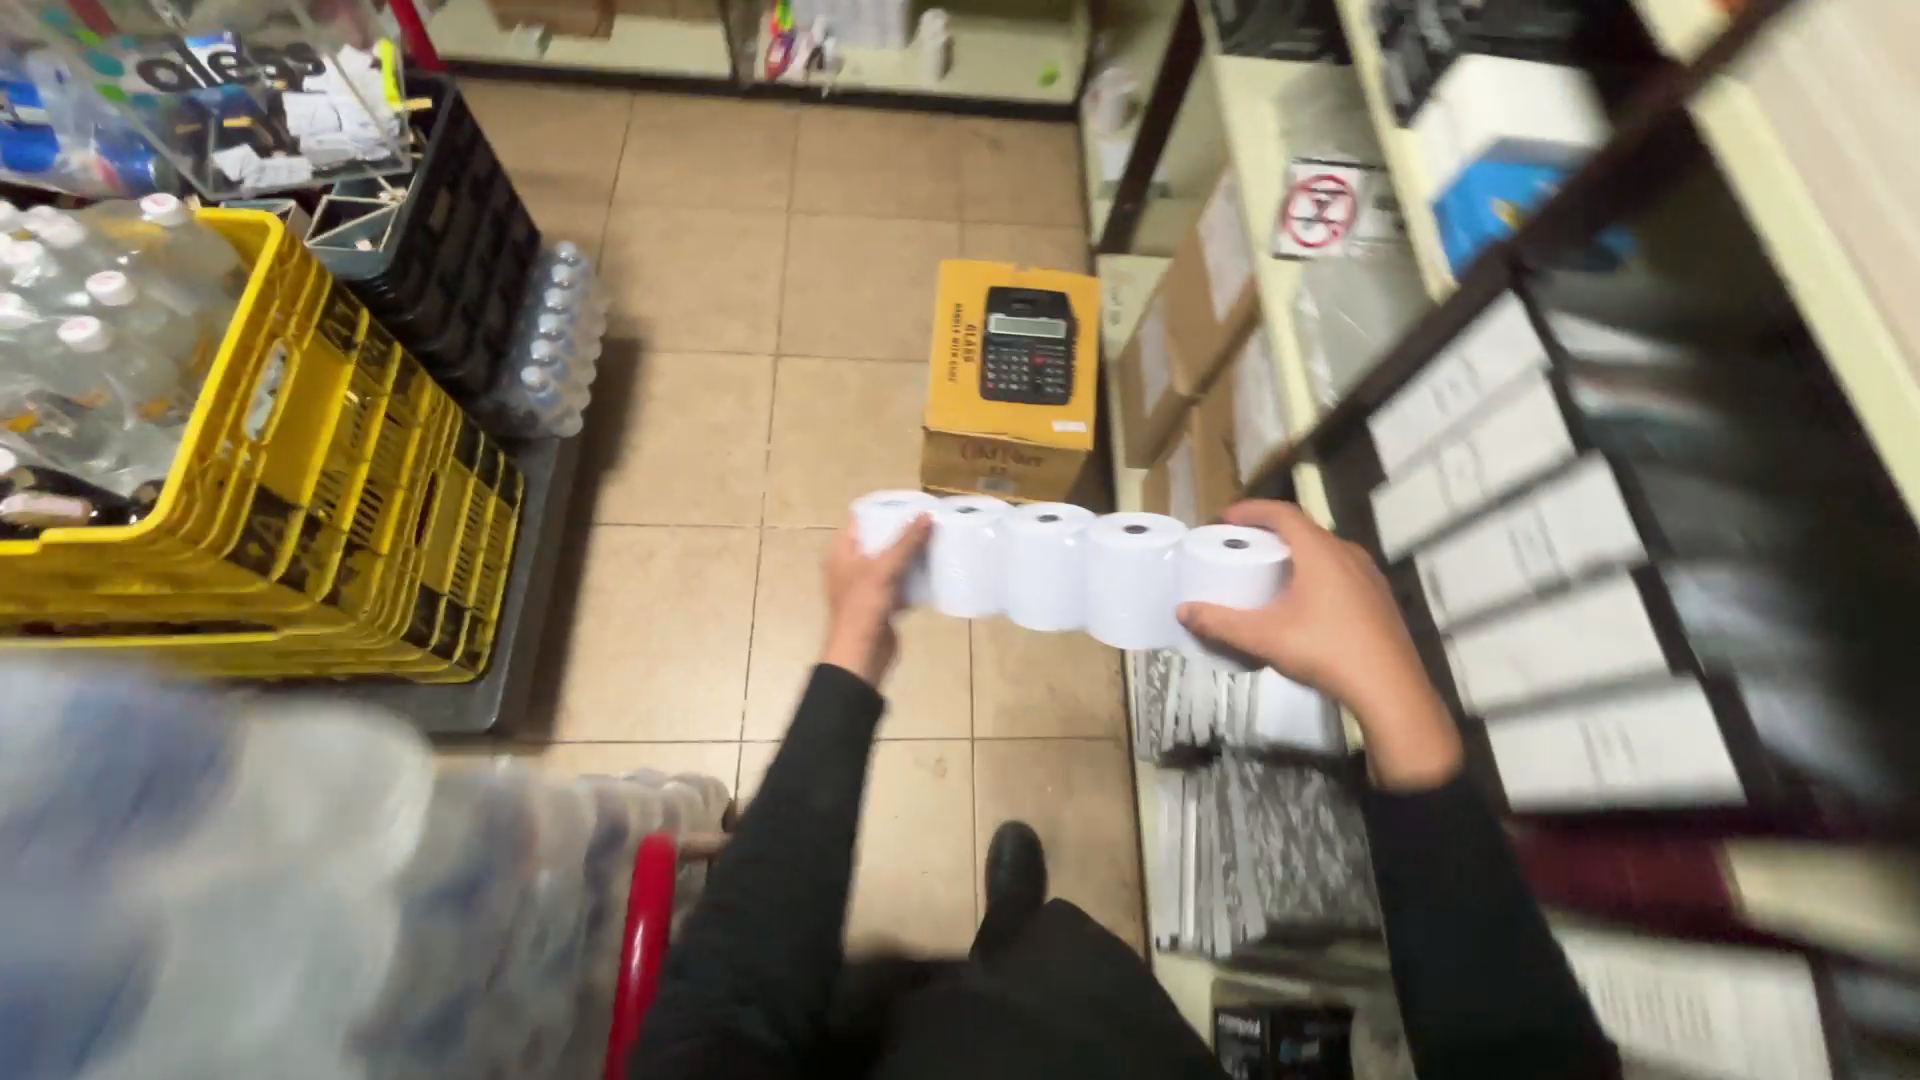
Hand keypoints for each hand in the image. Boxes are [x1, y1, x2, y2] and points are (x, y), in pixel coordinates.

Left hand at [820, 513, 931, 686]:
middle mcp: (850, 566)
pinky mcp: (881, 604)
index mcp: (840, 553)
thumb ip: (906, 541)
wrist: (861, 655)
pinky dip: (913, 579)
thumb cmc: (863, 606)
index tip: (909, 503)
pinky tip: (934, 570)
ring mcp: (865, 587)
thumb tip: (926, 515)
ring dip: (910, 556)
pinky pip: (899, 585)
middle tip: (929, 521)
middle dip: (902, 533)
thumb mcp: (884, 568)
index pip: (859, 520)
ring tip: (936, 540)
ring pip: (890, 564)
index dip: (882, 510)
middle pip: (878, 541)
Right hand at [1176, 500, 1461, 789]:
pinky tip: (1301, 598)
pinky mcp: (1377, 597)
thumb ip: (1220, 623)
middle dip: (1269, 531)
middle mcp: (1347, 554)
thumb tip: (1182, 611)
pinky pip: (1338, 570)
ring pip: (1323, 551)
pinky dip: (1313, 570)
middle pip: (1303, 529)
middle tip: (1241, 545)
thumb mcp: (1263, 638)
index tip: (1225, 518)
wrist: (1390, 690)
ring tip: (1268, 570)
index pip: (1283, 514)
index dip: (1251, 510)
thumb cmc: (1325, 651)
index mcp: (1321, 552)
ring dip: (1294, 552)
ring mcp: (1368, 575)